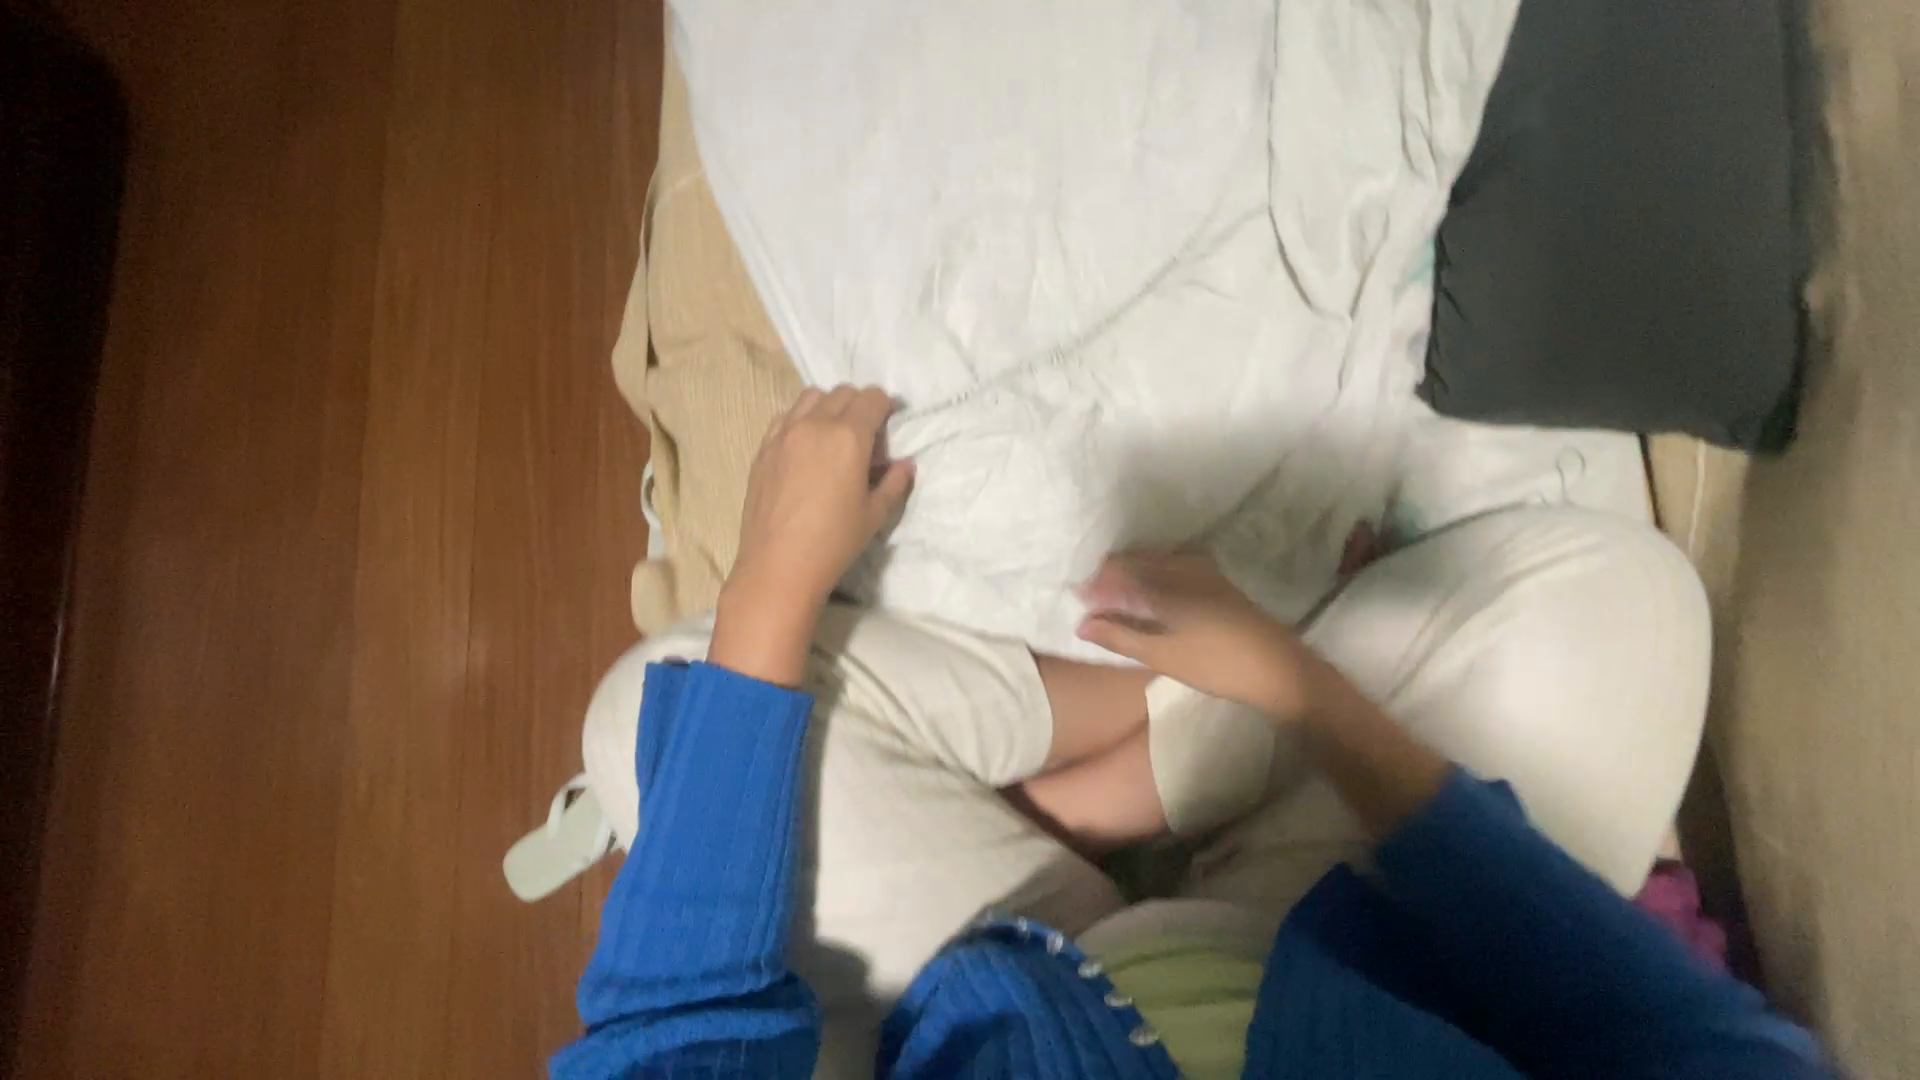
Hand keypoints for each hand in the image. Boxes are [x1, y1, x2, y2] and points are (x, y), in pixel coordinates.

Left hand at [711, 386, 913, 684]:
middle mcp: (815, 424)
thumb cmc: (834, 542)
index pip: (873, 399)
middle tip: (866, 437)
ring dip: (830, 407)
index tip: (891, 424)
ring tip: (834, 437)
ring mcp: (784, 433)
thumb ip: (894, 484)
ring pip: (811, 397)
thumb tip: (905, 465)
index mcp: (848, 437)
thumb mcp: (874, 515)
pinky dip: (802, 420)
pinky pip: (786, 417)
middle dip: (860, 405)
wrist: (778, 565)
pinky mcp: (764, 448)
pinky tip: (806, 450)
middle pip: (843, 393)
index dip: (887, 407)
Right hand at [1074, 552, 1322, 719]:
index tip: (1076, 597)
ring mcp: (1203, 572)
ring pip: (1156, 561)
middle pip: (1136, 560)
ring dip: (1132, 573)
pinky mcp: (1217, 582)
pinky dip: (1153, 574)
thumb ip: (1120, 637)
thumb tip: (1082, 624)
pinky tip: (1152, 593)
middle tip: (1092, 598)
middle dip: (1110, 575)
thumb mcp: (1161, 656)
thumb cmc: (1216, 664)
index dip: (1094, 583)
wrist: (1279, 669)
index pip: (1118, 571)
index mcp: (1166, 584)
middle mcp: (1183, 568)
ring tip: (1116, 596)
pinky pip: (1173, 565)